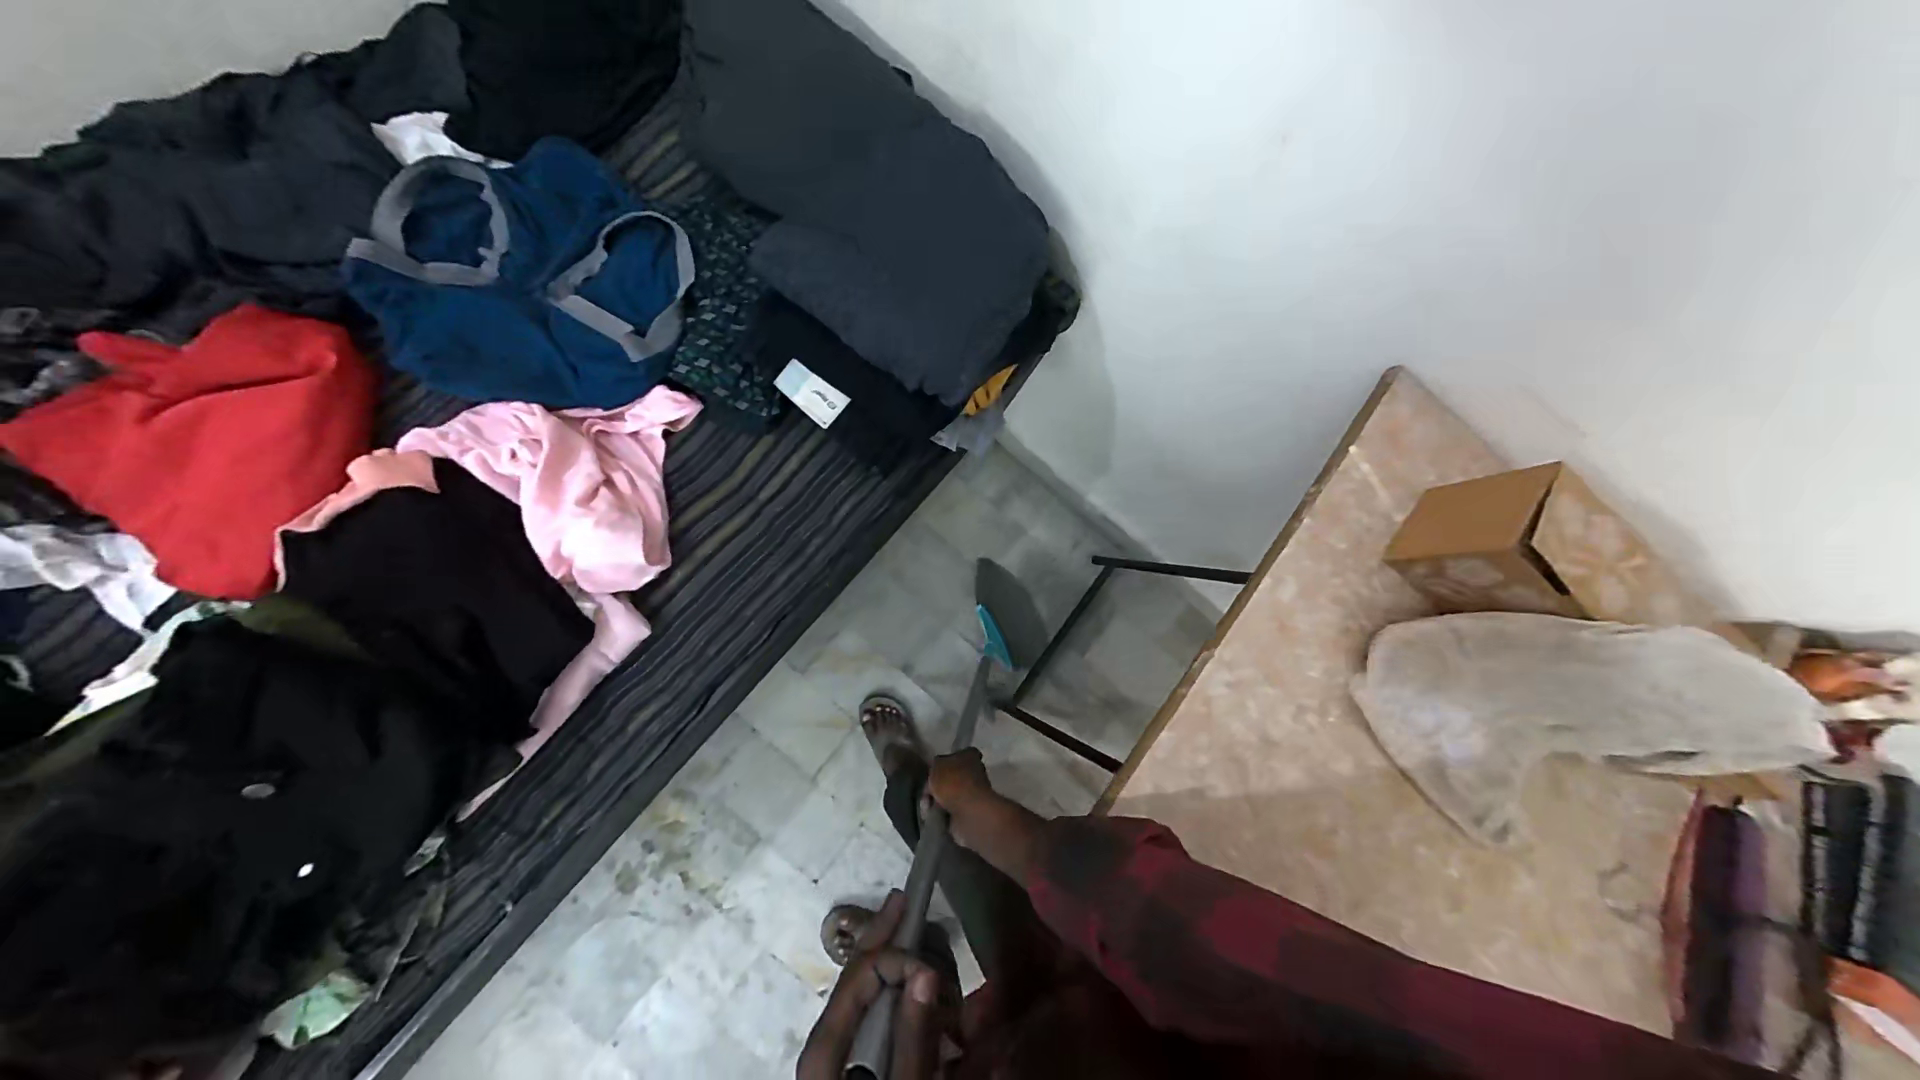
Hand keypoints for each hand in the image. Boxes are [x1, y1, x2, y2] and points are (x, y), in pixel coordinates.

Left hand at [797, 891, 942, 1079]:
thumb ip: (912, 1038)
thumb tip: (925, 973)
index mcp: (824, 1047)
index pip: (860, 977)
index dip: (897, 958)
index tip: (934, 970)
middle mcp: (822, 1042)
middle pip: (853, 976)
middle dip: (882, 938)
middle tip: (901, 898)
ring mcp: (833, 1053)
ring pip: (860, 992)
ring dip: (888, 965)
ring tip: (907, 934)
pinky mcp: (846, 1065)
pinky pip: (866, 1016)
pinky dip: (887, 995)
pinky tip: (906, 988)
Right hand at [925, 749, 1044, 881]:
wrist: (968, 813)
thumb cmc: (953, 782)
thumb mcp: (936, 765)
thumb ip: (935, 765)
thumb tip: (938, 770)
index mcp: (970, 756)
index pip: (959, 755)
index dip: (946, 762)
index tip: (934, 772)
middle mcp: (975, 773)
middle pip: (951, 777)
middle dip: (938, 786)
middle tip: (927, 793)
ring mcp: (973, 795)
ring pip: (949, 796)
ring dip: (938, 802)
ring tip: (927, 808)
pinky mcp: (970, 813)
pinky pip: (950, 812)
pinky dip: (942, 815)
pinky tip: (933, 817)